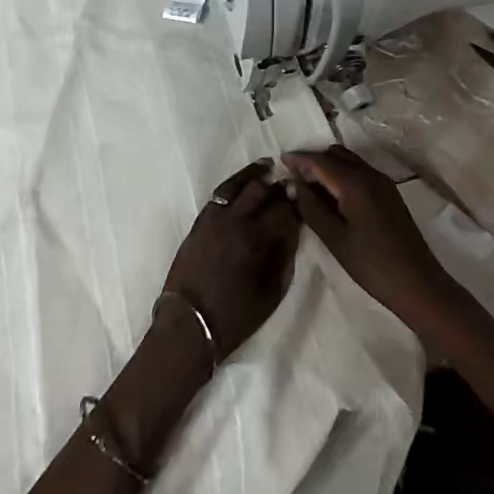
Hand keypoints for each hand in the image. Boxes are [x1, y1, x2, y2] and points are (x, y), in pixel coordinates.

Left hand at [161, 158, 300, 362]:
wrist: (189, 325)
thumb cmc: (235, 316)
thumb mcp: (271, 292)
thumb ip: (284, 256)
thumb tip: (291, 231)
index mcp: (256, 240)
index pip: (284, 210)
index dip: (297, 204)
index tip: (305, 201)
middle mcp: (235, 222)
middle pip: (261, 191)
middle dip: (278, 187)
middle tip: (289, 185)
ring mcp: (213, 219)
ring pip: (236, 185)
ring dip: (254, 175)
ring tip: (267, 167)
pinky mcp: (199, 223)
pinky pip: (218, 195)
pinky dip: (233, 185)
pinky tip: (241, 185)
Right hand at [283, 146, 458, 325]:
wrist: (416, 281)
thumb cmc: (371, 263)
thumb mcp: (334, 238)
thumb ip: (311, 207)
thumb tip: (294, 185)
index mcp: (355, 183)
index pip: (321, 161)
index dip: (299, 159)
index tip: (280, 161)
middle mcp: (371, 175)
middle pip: (337, 155)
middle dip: (313, 160)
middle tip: (292, 174)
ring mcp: (383, 183)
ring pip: (350, 161)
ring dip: (329, 165)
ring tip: (308, 183)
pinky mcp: (389, 194)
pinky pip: (360, 172)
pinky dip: (342, 174)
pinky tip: (331, 193)